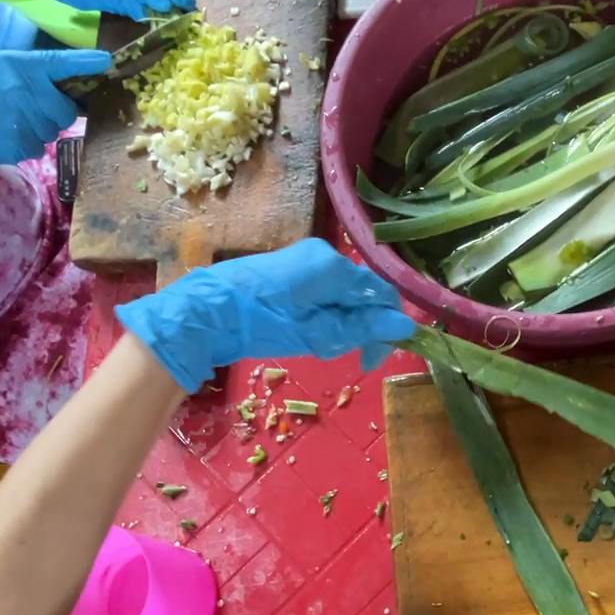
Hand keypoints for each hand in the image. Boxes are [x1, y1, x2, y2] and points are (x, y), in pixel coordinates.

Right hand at [0, 50, 108, 172]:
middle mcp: (26, 90)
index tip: (106, 62)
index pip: (58, 63)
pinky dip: (30, 143)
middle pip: (66, 110)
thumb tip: (63, 87)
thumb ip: (28, 75)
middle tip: (33, 110)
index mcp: (18, 66)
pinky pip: (42, 146)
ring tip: (13, 121)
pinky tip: (9, 134)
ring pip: (55, 130)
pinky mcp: (25, 143)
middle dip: (57, 113)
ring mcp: (27, 119)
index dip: (84, 63)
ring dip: (41, 129)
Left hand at [116, 240, 415, 392]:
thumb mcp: (318, 333)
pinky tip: (313, 332)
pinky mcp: (295, 267)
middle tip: (350, 358)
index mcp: (335, 266)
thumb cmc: (263, 323)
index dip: (388, 328)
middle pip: (365, 293)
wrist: (208, 311)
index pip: (382, 294)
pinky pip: (328, 290)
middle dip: (365, 327)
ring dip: (346, 322)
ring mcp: (309, 258)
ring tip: (324, 345)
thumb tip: (406, 326)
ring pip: (347, 294)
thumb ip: (363, 328)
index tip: (375, 359)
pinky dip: (330, 314)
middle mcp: (326, 254)